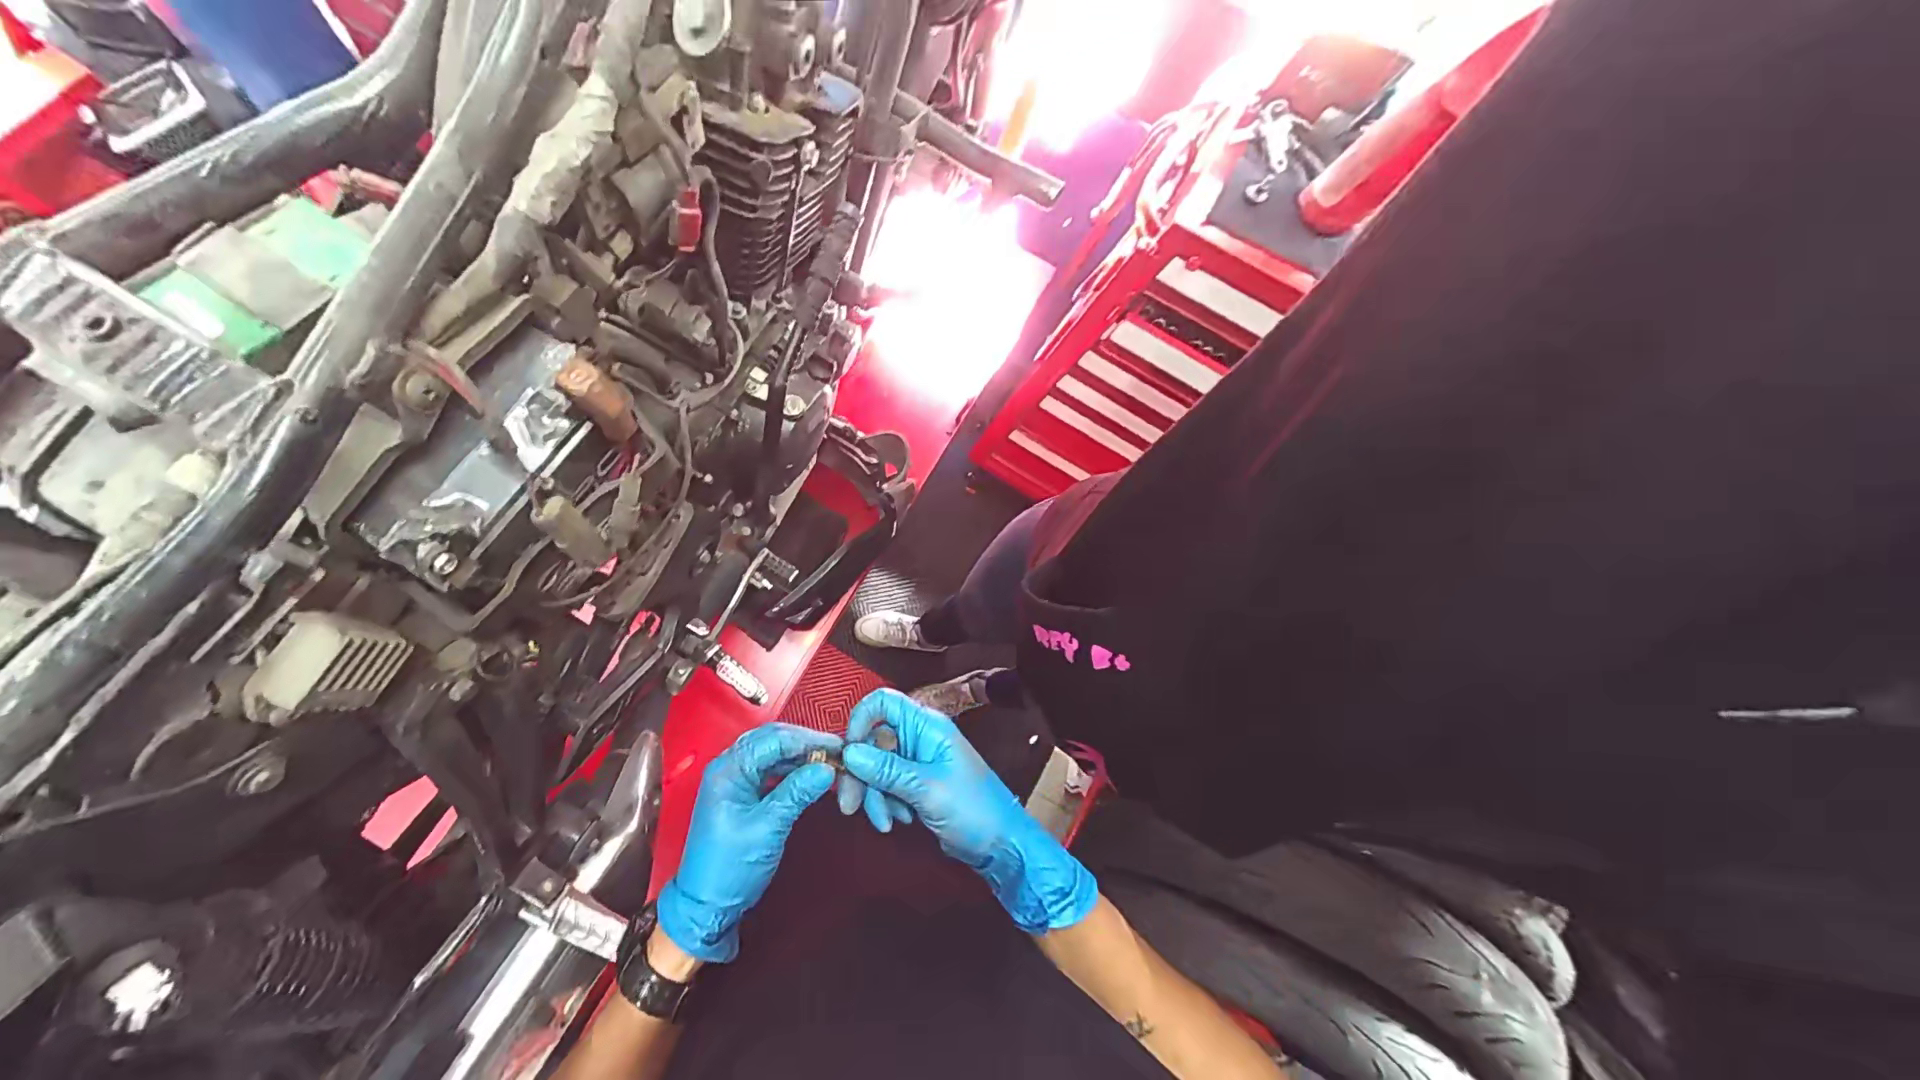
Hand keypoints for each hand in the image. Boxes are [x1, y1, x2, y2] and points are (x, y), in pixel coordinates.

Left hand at [656, 723, 840, 961]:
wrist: (706, 907)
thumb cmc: (728, 869)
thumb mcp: (767, 828)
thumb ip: (797, 793)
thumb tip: (828, 768)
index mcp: (728, 770)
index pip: (774, 740)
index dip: (809, 741)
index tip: (838, 747)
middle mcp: (729, 767)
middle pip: (773, 740)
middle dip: (806, 743)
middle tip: (837, 752)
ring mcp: (735, 780)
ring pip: (774, 753)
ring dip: (801, 755)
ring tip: (829, 762)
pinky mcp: (743, 794)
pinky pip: (772, 770)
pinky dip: (793, 770)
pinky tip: (812, 776)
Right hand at [837, 690, 1097, 933]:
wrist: (1000, 845)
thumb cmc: (975, 811)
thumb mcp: (927, 789)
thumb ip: (887, 769)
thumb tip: (850, 752)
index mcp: (927, 726)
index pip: (882, 703)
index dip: (860, 722)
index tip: (850, 754)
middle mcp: (920, 737)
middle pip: (872, 740)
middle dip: (860, 773)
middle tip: (851, 805)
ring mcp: (918, 760)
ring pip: (875, 765)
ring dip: (874, 794)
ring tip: (888, 820)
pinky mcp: (915, 782)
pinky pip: (886, 784)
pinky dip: (885, 802)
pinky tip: (898, 820)